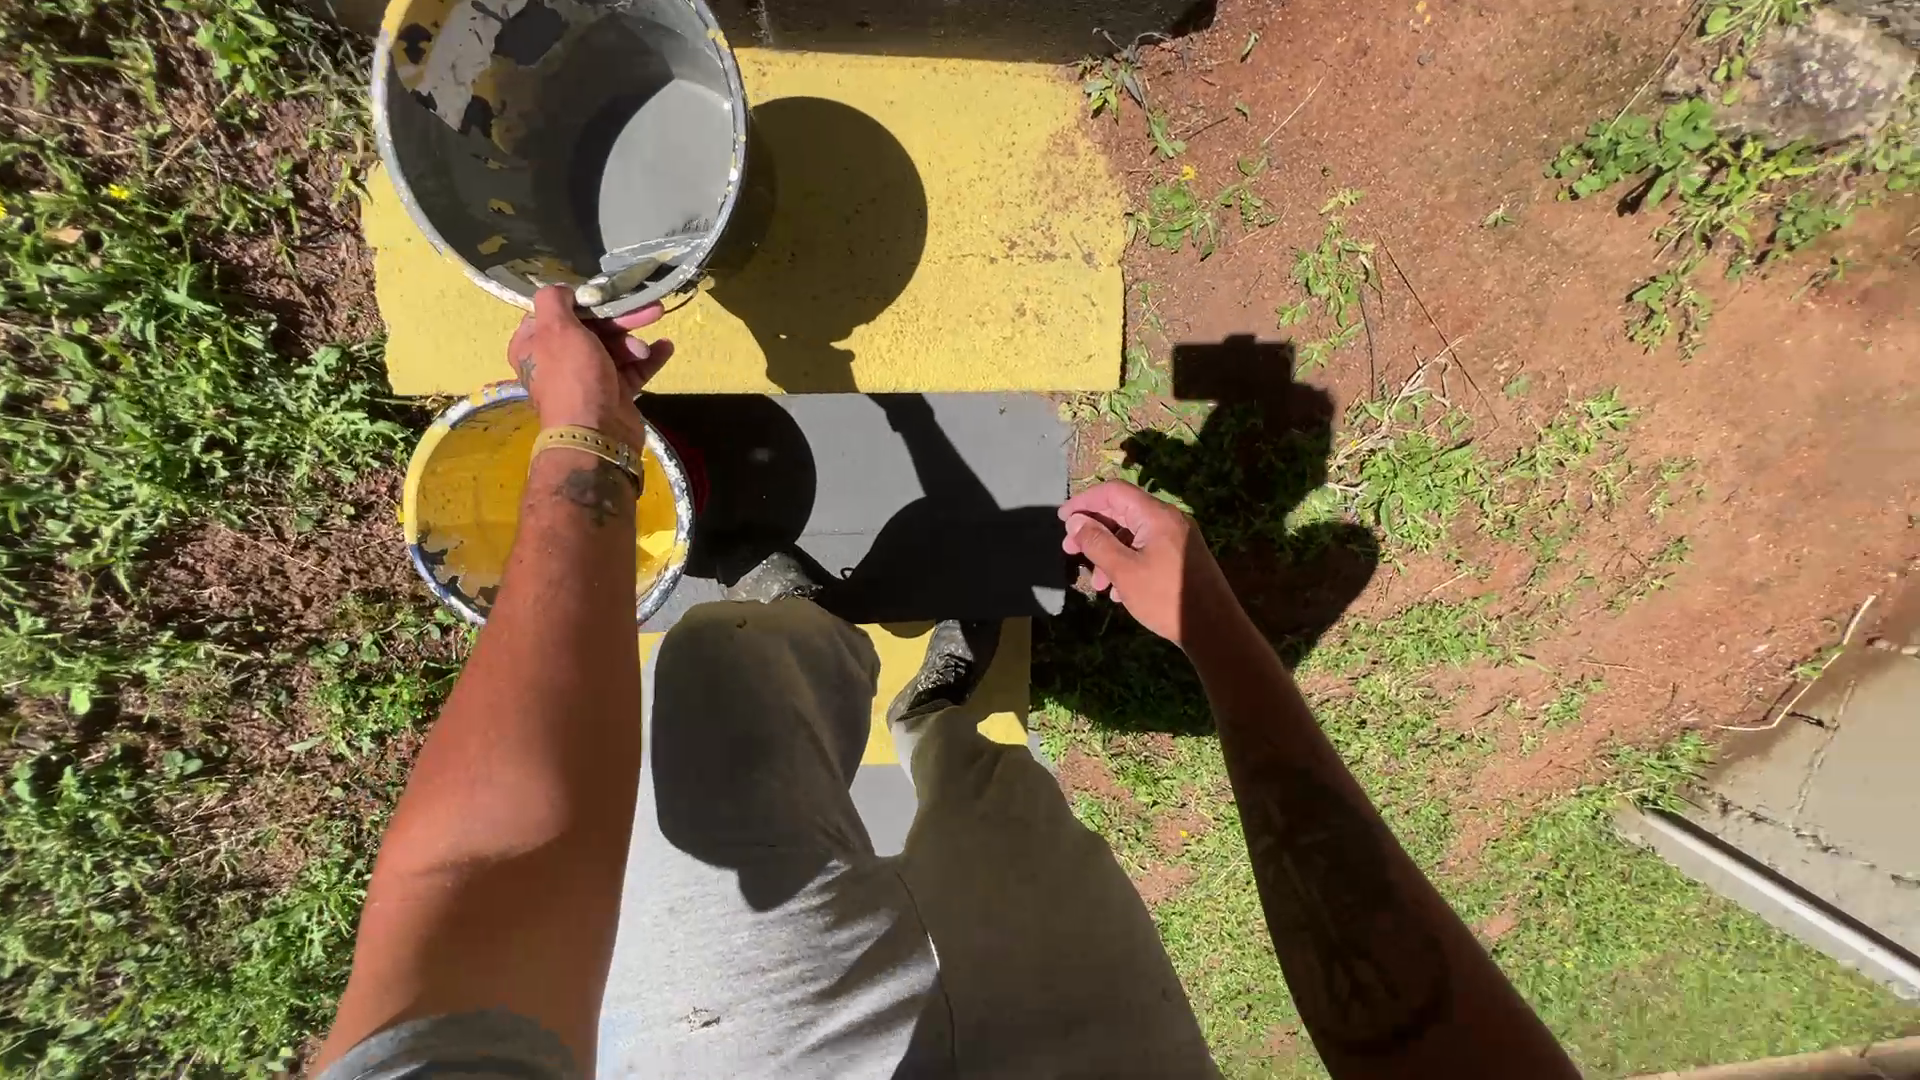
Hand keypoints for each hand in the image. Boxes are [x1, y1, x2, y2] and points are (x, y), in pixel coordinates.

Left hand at [507, 285, 672, 450]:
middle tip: (649, 309)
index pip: (557, 313)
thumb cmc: (573, 376)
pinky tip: (666, 347)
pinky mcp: (616, 392)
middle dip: (621, 319)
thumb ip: (554, 300)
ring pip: (616, 347)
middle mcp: (560, 360)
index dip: (582, 303)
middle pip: (592, 329)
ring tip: (647, 345)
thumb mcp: (555, 328)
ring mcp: (590, 377)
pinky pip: (634, 369)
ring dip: (635, 341)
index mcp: (535, 344)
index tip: (604, 295)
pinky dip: (650, 357)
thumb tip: (564, 290)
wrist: (597, 432)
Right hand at [1058, 480, 1234, 646]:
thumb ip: (1096, 543)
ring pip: (1132, 536)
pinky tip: (1118, 591)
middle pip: (1122, 512)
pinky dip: (1126, 564)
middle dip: (1093, 531)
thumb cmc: (1165, 597)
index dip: (1084, 502)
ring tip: (1096, 584)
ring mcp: (1177, 539)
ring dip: (1108, 554)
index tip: (1062, 519)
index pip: (1114, 492)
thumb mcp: (1123, 570)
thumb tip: (1076, 522)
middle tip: (1069, 551)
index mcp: (1156, 515)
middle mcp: (1169, 520)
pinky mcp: (1180, 558)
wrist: (1214, 629)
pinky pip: (1145, 550)